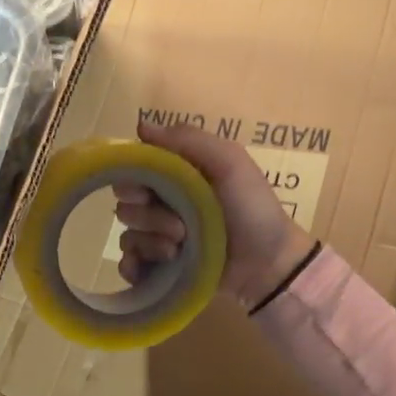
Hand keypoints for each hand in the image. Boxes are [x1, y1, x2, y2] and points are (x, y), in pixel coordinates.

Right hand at [115, 120, 315, 308]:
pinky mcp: (160, 269)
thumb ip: (188, 140)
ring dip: (150, 242)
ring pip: (128, 234)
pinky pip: (129, 265)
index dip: (133, 178)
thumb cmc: (252, 208)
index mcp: (177, 176)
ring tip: (179, 249)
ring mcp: (161, 238)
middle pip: (126, 203)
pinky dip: (134, 266)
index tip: (147, 191)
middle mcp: (164, 204)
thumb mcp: (229, 162)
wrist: (269, 263)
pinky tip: (158, 266)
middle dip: (147, 216)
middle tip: (179, 227)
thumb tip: (141, 126)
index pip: (134, 170)